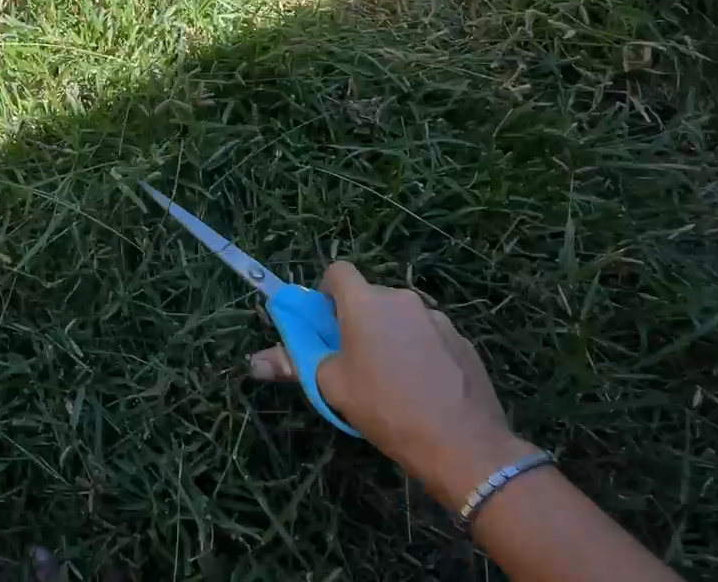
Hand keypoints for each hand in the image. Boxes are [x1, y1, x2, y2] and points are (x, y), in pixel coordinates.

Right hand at [248, 261, 535, 505]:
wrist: (463, 444)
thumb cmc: (386, 409)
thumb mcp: (332, 387)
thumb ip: (294, 364)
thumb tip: (254, 363)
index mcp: (364, 303)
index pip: (338, 272)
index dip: (327, 292)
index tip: (327, 323)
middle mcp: (401, 299)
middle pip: (370, 297)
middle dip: (360, 319)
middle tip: (356, 358)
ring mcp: (437, 318)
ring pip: (402, 317)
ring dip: (392, 335)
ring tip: (394, 379)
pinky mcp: (463, 340)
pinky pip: (431, 336)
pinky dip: (422, 351)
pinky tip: (425, 388)